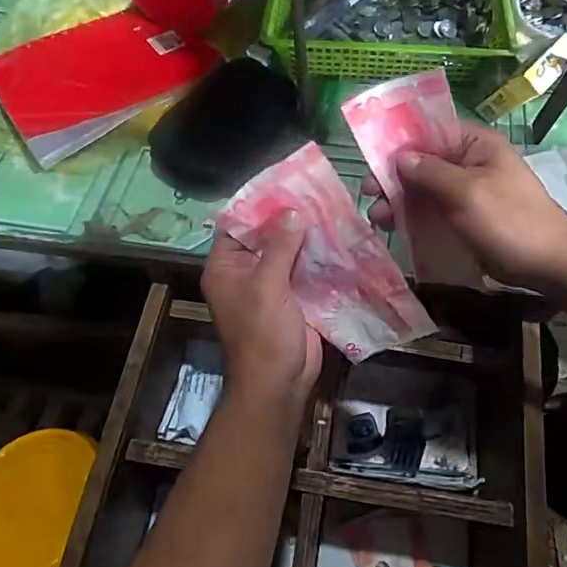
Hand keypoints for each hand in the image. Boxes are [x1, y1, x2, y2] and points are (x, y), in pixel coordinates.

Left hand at [201, 209, 321, 406]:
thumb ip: (280, 246)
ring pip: (289, 252)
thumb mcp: (267, 285)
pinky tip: (340, 238)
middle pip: (266, 235)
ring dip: (308, 236)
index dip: (258, 204)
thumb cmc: (263, 335)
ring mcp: (271, 285)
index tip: (285, 183)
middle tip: (316, 191)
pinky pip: (305, 270)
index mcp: (227, 266)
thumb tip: (292, 211)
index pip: (237, 224)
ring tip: (332, 208)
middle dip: (289, 217)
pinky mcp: (294, 298)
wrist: (279, 383)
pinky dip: (319, 257)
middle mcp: (246, 272)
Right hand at [364, 121, 566, 290]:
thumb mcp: (466, 192)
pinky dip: (415, 217)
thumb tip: (400, 157)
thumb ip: (430, 172)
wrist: (547, 263)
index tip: (371, 159)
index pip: (430, 132)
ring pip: (426, 190)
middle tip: (369, 194)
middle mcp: (471, 162)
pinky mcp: (467, 217)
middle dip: (394, 178)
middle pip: (424, 163)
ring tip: (378, 218)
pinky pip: (435, 211)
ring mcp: (469, 191)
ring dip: (401, 201)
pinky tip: (395, 228)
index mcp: (476, 144)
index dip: (399, 143)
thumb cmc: (509, 220)